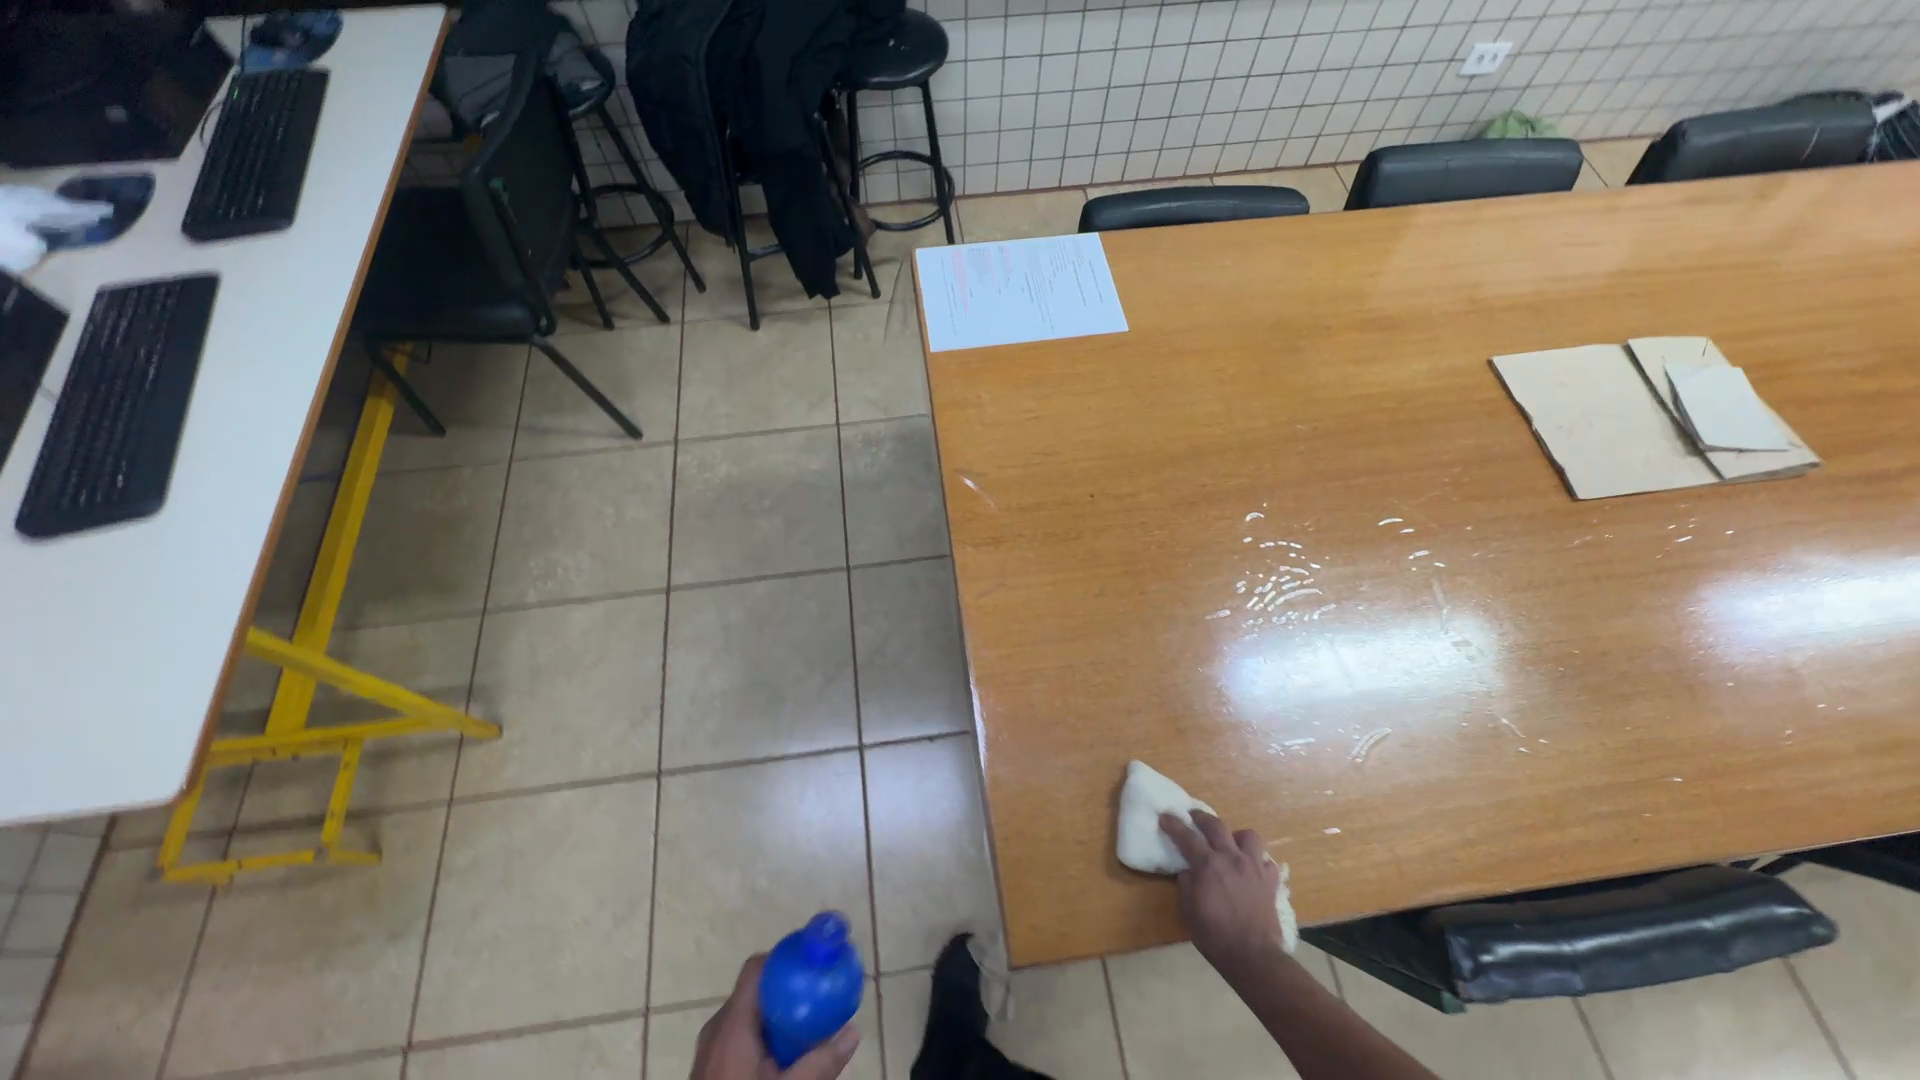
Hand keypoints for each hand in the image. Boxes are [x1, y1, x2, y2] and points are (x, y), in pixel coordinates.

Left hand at [692, 955, 860, 1079]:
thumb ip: (821, 1062)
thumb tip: (854, 1031)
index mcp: (733, 1024)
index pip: (757, 969)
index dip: (787, 956)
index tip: (816, 960)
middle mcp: (719, 1027)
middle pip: (758, 990)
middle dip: (791, 989)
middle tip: (822, 996)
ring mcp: (712, 1046)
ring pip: (752, 1014)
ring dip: (781, 1014)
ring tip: (811, 1027)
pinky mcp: (713, 1063)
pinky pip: (743, 1033)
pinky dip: (768, 1033)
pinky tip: (788, 1056)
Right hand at [1159, 810, 1283, 973]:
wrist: (1251, 954)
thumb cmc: (1214, 934)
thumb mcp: (1188, 909)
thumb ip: (1186, 884)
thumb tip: (1188, 872)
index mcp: (1207, 865)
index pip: (1186, 836)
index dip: (1173, 824)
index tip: (1164, 816)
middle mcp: (1231, 858)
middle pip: (1216, 825)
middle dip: (1201, 817)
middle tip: (1193, 816)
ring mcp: (1254, 867)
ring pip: (1249, 836)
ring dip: (1237, 836)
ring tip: (1231, 843)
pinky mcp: (1270, 881)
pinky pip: (1265, 861)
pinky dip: (1257, 861)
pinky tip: (1251, 870)